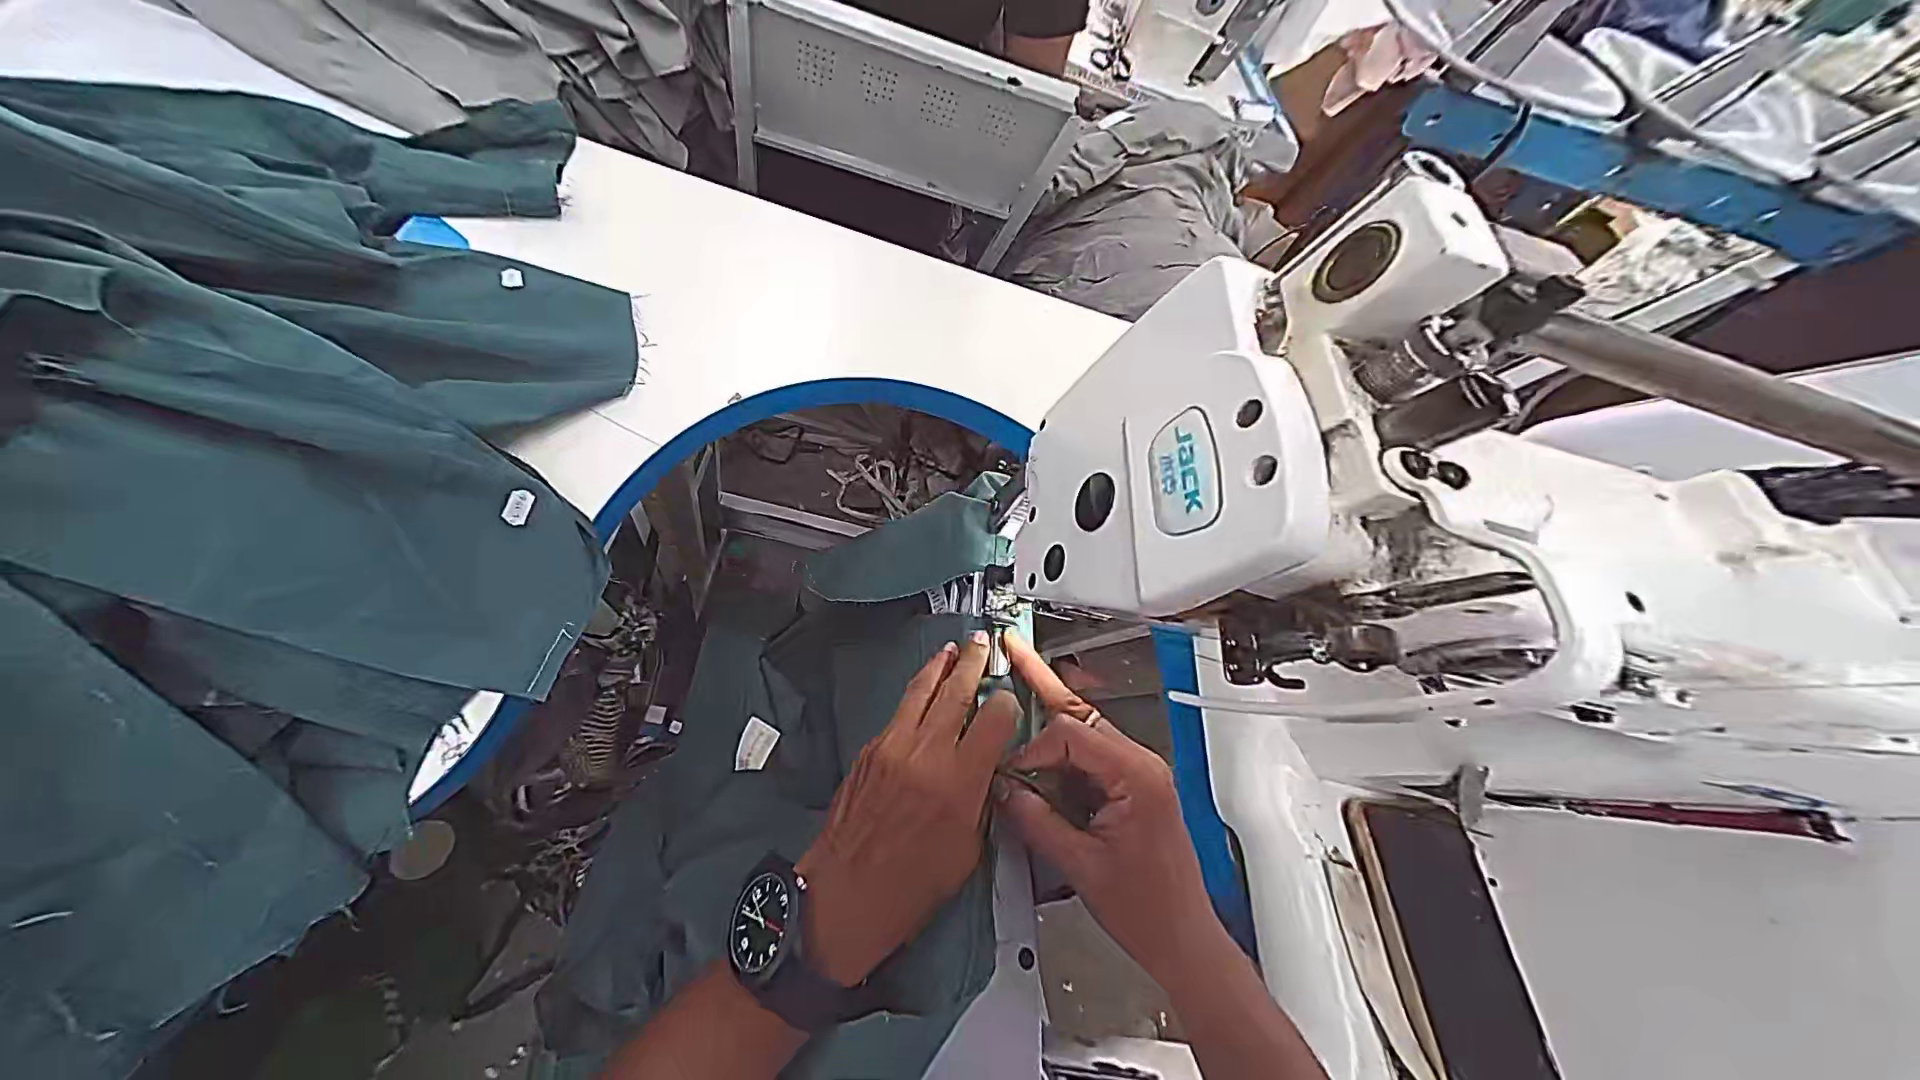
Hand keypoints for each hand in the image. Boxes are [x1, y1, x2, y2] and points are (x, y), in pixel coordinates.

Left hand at [796, 631, 1019, 987]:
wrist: (844, 894)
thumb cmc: (909, 885)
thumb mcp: (967, 849)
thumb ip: (980, 798)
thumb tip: (986, 767)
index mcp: (959, 781)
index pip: (994, 719)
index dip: (1007, 703)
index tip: (1009, 698)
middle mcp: (927, 753)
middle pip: (956, 691)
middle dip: (974, 663)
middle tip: (983, 645)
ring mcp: (893, 746)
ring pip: (921, 690)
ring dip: (940, 666)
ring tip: (952, 650)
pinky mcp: (870, 749)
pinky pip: (899, 711)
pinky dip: (916, 693)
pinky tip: (923, 690)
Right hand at [996, 629, 1219, 983]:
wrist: (1184, 938)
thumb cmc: (1150, 909)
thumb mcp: (1081, 866)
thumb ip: (1038, 821)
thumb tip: (1006, 789)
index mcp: (1136, 775)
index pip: (1072, 733)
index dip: (1033, 747)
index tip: (1011, 772)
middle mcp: (1140, 764)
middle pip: (1080, 713)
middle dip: (1041, 681)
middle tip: (1014, 650)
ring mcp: (1137, 773)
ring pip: (1083, 729)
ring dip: (1046, 717)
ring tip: (1017, 684)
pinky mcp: (1130, 786)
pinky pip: (1088, 755)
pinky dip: (1058, 752)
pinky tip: (1035, 752)